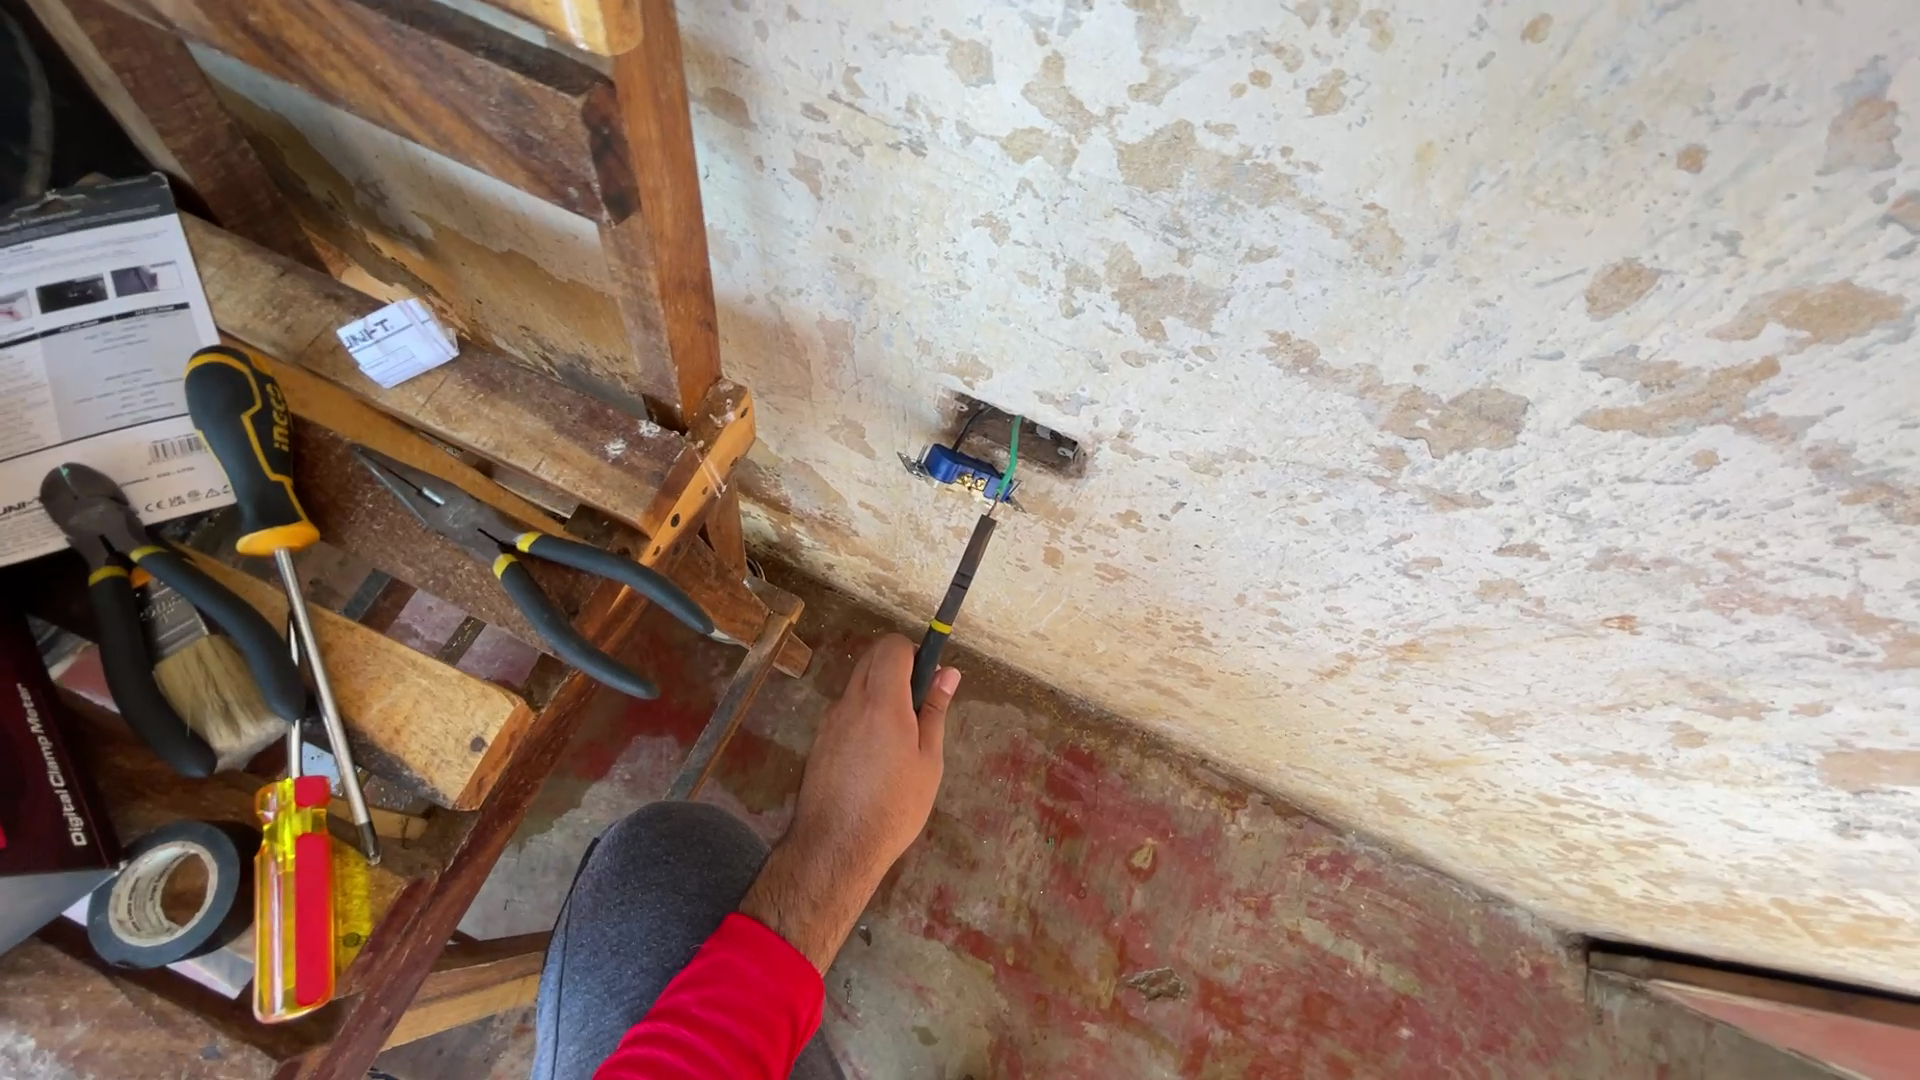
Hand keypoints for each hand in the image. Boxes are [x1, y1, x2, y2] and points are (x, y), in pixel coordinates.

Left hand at [739, 634, 958, 971]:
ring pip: (857, 683)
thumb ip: (935, 711)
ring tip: (899, 737)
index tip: (928, 676)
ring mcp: (830, 720)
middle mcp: (851, 701)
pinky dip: (864, 713)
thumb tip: (948, 673)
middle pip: (872, 657)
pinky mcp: (820, 739)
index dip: (914, 651)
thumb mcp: (928, 761)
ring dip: (880, 690)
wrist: (836, 848)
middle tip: (919, 703)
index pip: (892, 646)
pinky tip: (875, 755)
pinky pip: (846, 709)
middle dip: (897, 665)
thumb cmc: (894, 806)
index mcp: (882, 701)